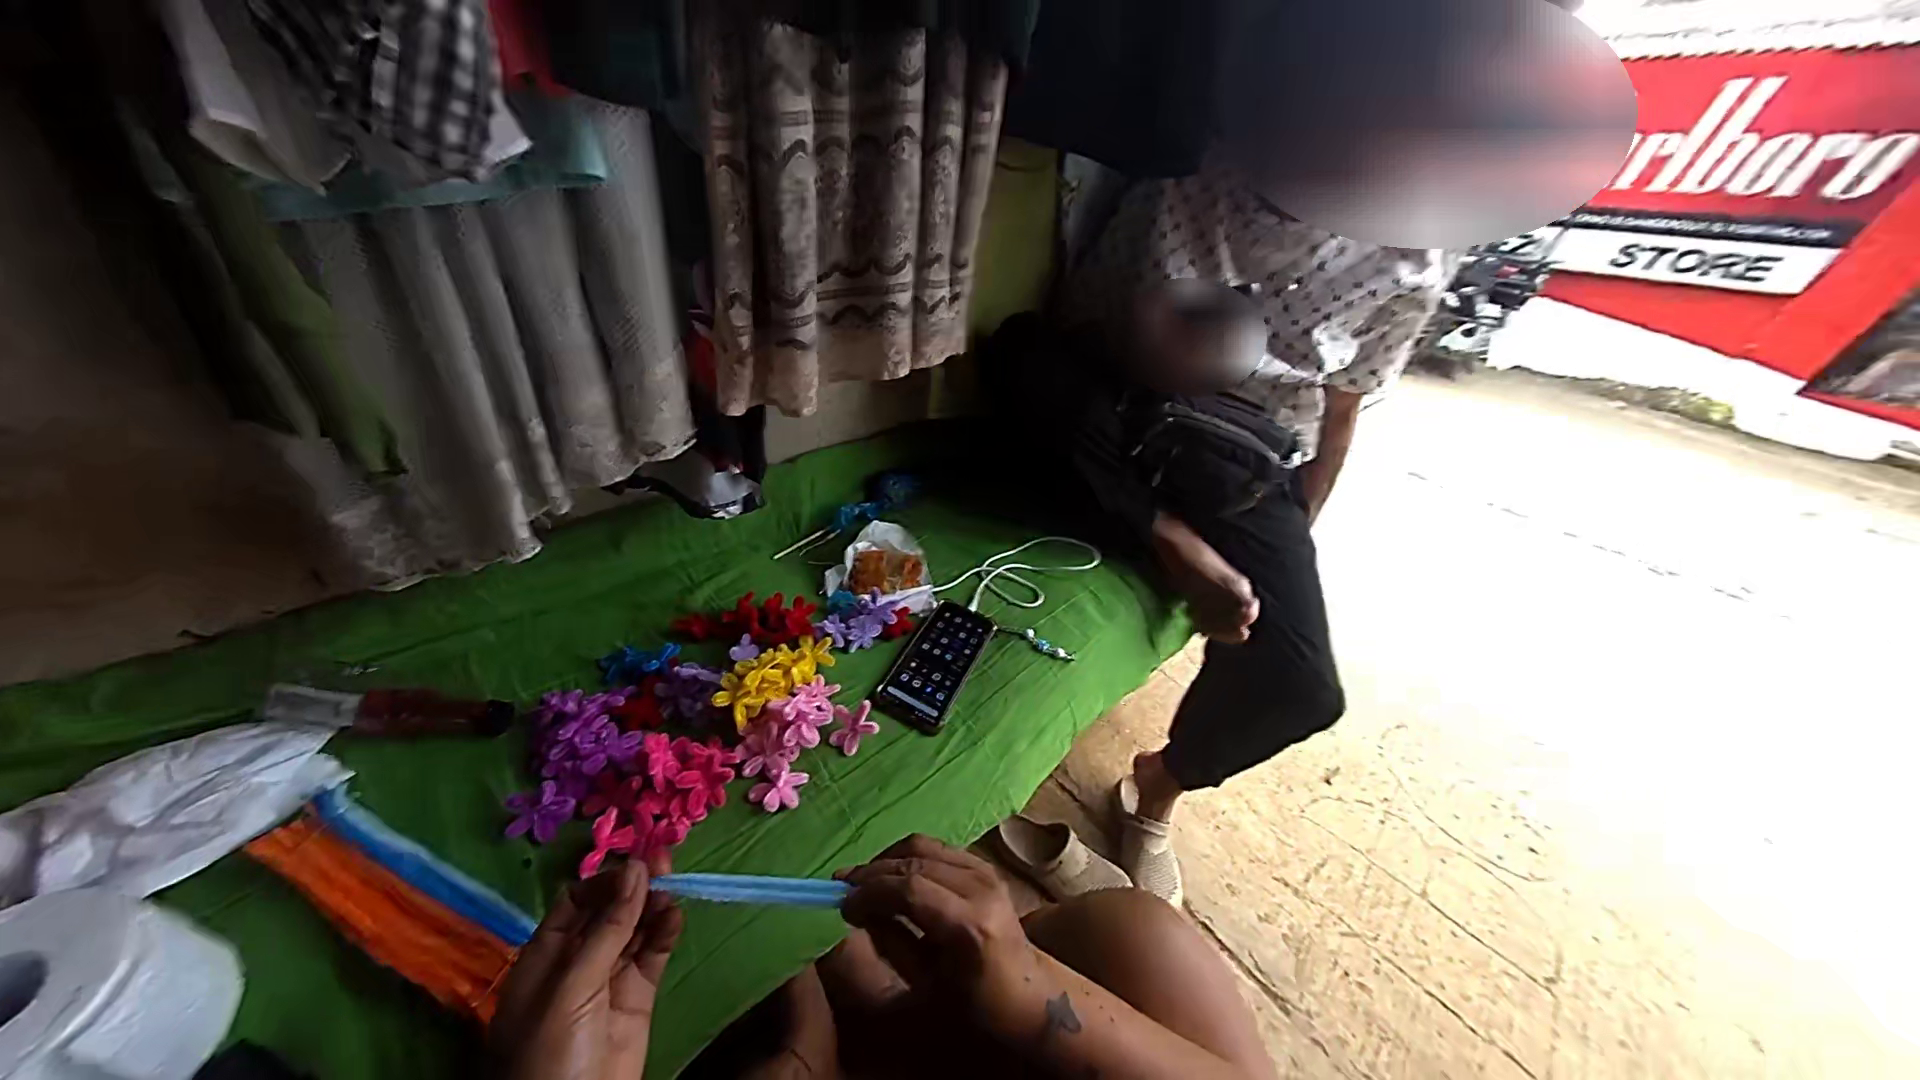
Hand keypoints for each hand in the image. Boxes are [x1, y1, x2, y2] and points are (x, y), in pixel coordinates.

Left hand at [493, 853, 683, 1079]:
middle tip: (665, 862)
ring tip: (673, 888)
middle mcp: (580, 959)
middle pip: (612, 908)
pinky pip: (655, 952)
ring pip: (638, 926)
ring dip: (655, 904)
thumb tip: (638, 867)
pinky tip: (675, 916)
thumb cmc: (549, 1054)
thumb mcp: (571, 987)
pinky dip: (666, 931)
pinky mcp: (639, 994)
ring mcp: (611, 977)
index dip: (607, 880)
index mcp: (547, 955)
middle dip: (637, 885)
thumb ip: (608, 927)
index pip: (578, 900)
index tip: (636, 867)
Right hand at [836, 835, 1043, 1037]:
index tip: (841, 901)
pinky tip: (892, 873)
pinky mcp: (983, 863)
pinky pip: (937, 847)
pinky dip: (908, 855)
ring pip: (923, 845)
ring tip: (863, 878)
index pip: (909, 888)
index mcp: (968, 925)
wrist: (1026, 992)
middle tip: (842, 885)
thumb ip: (890, 940)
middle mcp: (979, 887)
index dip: (870, 890)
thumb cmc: (974, 1001)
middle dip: (873, 871)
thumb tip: (857, 908)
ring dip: (888, 858)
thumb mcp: (925, 983)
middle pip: (914, 860)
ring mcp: (984, 870)